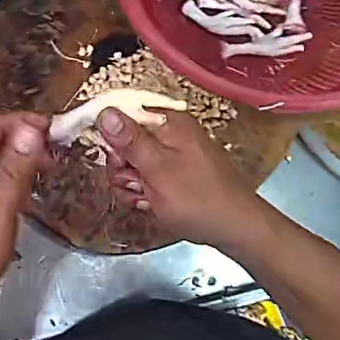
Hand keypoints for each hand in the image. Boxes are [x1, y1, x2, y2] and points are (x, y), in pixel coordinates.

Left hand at [0, 112, 47, 336]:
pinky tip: (19, 191)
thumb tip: (31, 128)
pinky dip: (2, 173)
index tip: (56, 131)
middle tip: (55, 154)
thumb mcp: (0, 210)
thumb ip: (16, 167)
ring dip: (16, 157)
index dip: (27, 122)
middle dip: (24, 139)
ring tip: (44, 170)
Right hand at [98, 108, 271, 250]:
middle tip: (138, 184)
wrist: (233, 226)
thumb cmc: (197, 198)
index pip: (124, 116)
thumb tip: (105, 112)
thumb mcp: (157, 168)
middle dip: (123, 168)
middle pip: (125, 143)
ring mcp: (173, 155)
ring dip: (132, 185)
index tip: (119, 162)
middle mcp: (171, 133)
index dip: (113, 140)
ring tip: (148, 197)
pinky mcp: (175, 174)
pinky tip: (153, 204)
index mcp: (169, 122)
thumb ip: (129, 140)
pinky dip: (144, 193)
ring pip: (132, 164)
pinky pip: (146, 178)